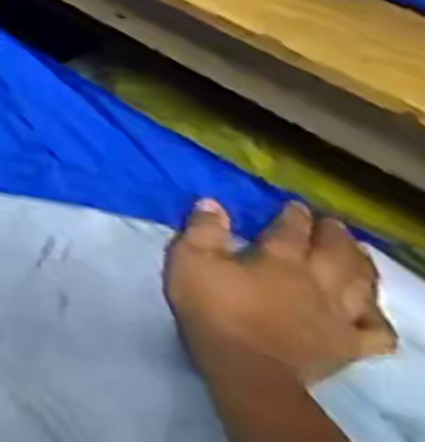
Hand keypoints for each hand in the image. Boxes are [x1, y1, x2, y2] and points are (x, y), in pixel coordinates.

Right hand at [165, 199, 397, 385]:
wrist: (245, 364)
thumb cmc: (211, 305)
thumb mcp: (189, 259)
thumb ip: (202, 230)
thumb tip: (213, 203)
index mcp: (279, 262)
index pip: (291, 232)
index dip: (294, 216)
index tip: (295, 204)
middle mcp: (317, 284)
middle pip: (336, 256)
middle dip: (336, 237)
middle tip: (333, 223)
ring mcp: (339, 317)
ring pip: (363, 287)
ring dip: (363, 266)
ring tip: (359, 253)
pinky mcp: (349, 344)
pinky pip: (377, 330)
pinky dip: (377, 315)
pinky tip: (370, 308)